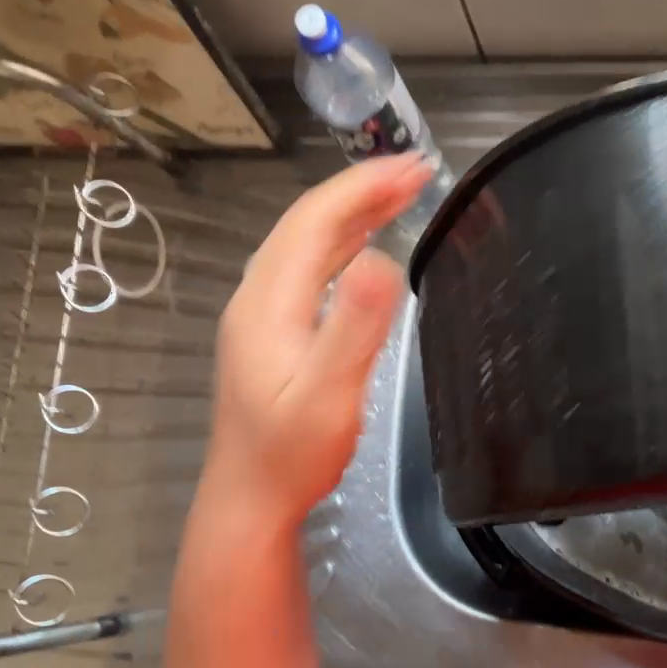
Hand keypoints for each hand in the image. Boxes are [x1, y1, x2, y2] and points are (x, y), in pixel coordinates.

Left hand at [207, 154, 432, 516]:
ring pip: (307, 244)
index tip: (414, 168)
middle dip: (362, 191)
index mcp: (269, 301)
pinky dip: (341, 246)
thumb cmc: (292, 454)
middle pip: (308, 224)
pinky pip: (308, 269)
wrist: (250, 499)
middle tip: (417, 172)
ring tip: (399, 196)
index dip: (364, 188)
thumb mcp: (328, 395)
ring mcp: (261, 314)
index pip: (316, 221)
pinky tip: (363, 249)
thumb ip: (354, 329)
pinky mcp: (270, 333)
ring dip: (352, 214)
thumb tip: (383, 261)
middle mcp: (258, 297)